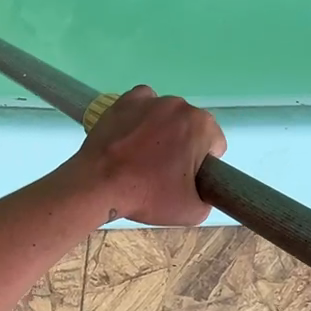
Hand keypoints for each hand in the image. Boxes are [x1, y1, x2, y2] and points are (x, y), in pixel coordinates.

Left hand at [73, 85, 227, 225]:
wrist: (97, 184)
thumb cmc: (146, 195)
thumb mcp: (192, 210)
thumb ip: (208, 198)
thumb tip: (203, 191)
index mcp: (202, 125)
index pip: (213, 146)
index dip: (201, 165)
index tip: (182, 178)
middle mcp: (179, 105)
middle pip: (189, 128)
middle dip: (180, 146)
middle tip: (159, 170)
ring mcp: (149, 100)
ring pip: (165, 116)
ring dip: (160, 130)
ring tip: (140, 156)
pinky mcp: (123, 101)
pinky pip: (141, 104)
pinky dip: (139, 116)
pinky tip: (131, 135)